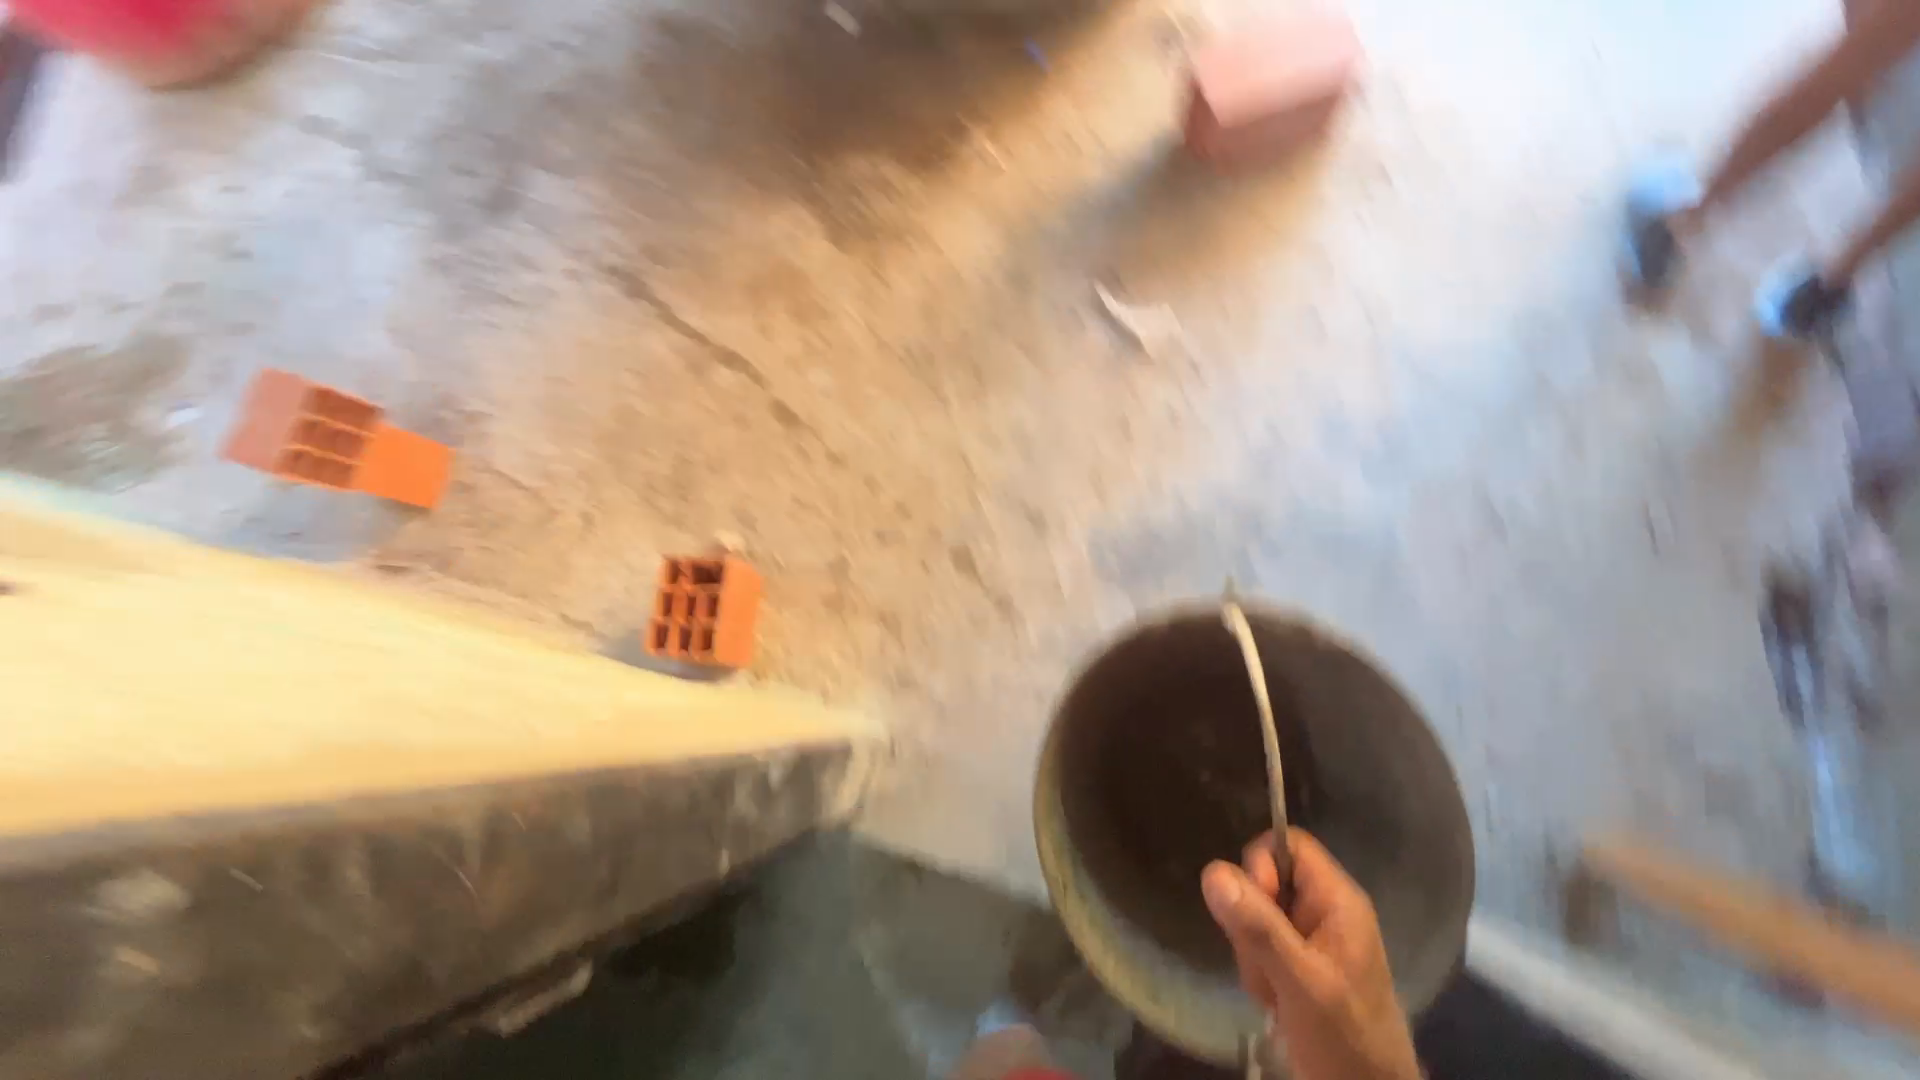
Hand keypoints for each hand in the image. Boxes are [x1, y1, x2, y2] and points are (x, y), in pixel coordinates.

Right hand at [1200, 829, 1421, 1079]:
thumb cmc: (1344, 1036)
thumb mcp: (1300, 981)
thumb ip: (1258, 926)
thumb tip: (1212, 869)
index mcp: (1338, 899)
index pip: (1288, 844)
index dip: (1260, 865)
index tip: (1250, 905)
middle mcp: (1326, 909)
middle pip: (1266, 878)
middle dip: (1252, 920)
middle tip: (1265, 964)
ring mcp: (1313, 937)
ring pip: (1257, 913)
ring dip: (1253, 952)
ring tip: (1273, 989)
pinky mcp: (1300, 962)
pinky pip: (1261, 943)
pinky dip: (1258, 970)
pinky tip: (1273, 999)